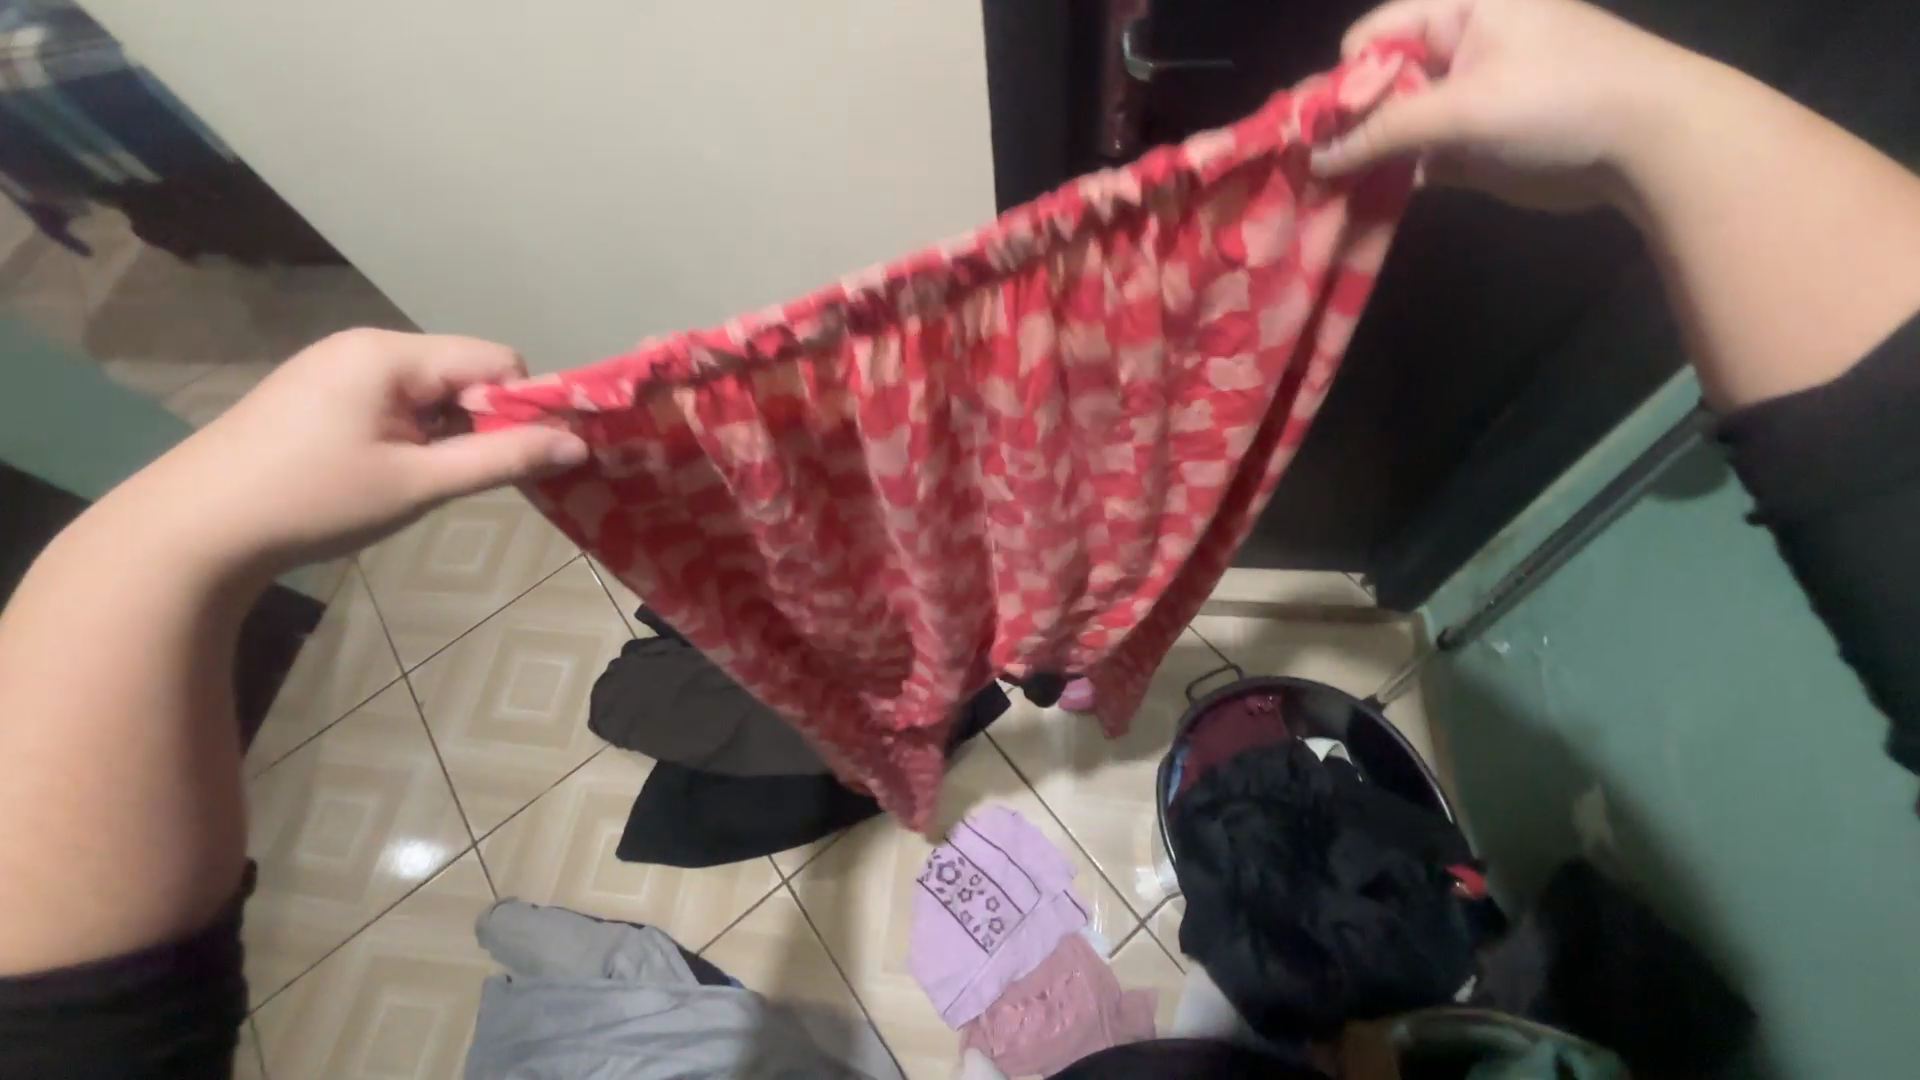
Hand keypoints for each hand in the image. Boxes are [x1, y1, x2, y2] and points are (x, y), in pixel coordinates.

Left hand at [130, 329, 587, 573]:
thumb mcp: (421, 483)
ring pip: (441, 389)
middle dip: (491, 419)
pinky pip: (406, 399)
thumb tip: (579, 445)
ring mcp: (343, 366)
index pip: (498, 360)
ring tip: (434, 476)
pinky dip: (426, 431)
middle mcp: (369, 346)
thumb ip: (505, 458)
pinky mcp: (328, 392)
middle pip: (470, 371)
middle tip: (476, 473)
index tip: (522, 456)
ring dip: (458, 430)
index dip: (524, 406)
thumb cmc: (314, 501)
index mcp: (391, 355)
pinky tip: (404, 467)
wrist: (192, 532)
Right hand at [1311, 0, 1705, 210]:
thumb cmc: (1557, 99)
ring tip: (1326, 192)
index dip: (1342, 84)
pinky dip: (1384, 178)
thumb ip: (1382, 132)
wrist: (1645, 143)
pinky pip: (1407, 157)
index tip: (1321, 136)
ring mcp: (1458, 98)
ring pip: (1386, 125)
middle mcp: (1453, 47)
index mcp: (1459, 8)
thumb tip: (1315, 160)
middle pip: (1373, 83)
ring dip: (1359, 158)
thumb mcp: (1462, 108)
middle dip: (1343, 126)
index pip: (1371, 39)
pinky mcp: (1463, 142)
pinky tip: (1357, 202)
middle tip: (1316, 170)